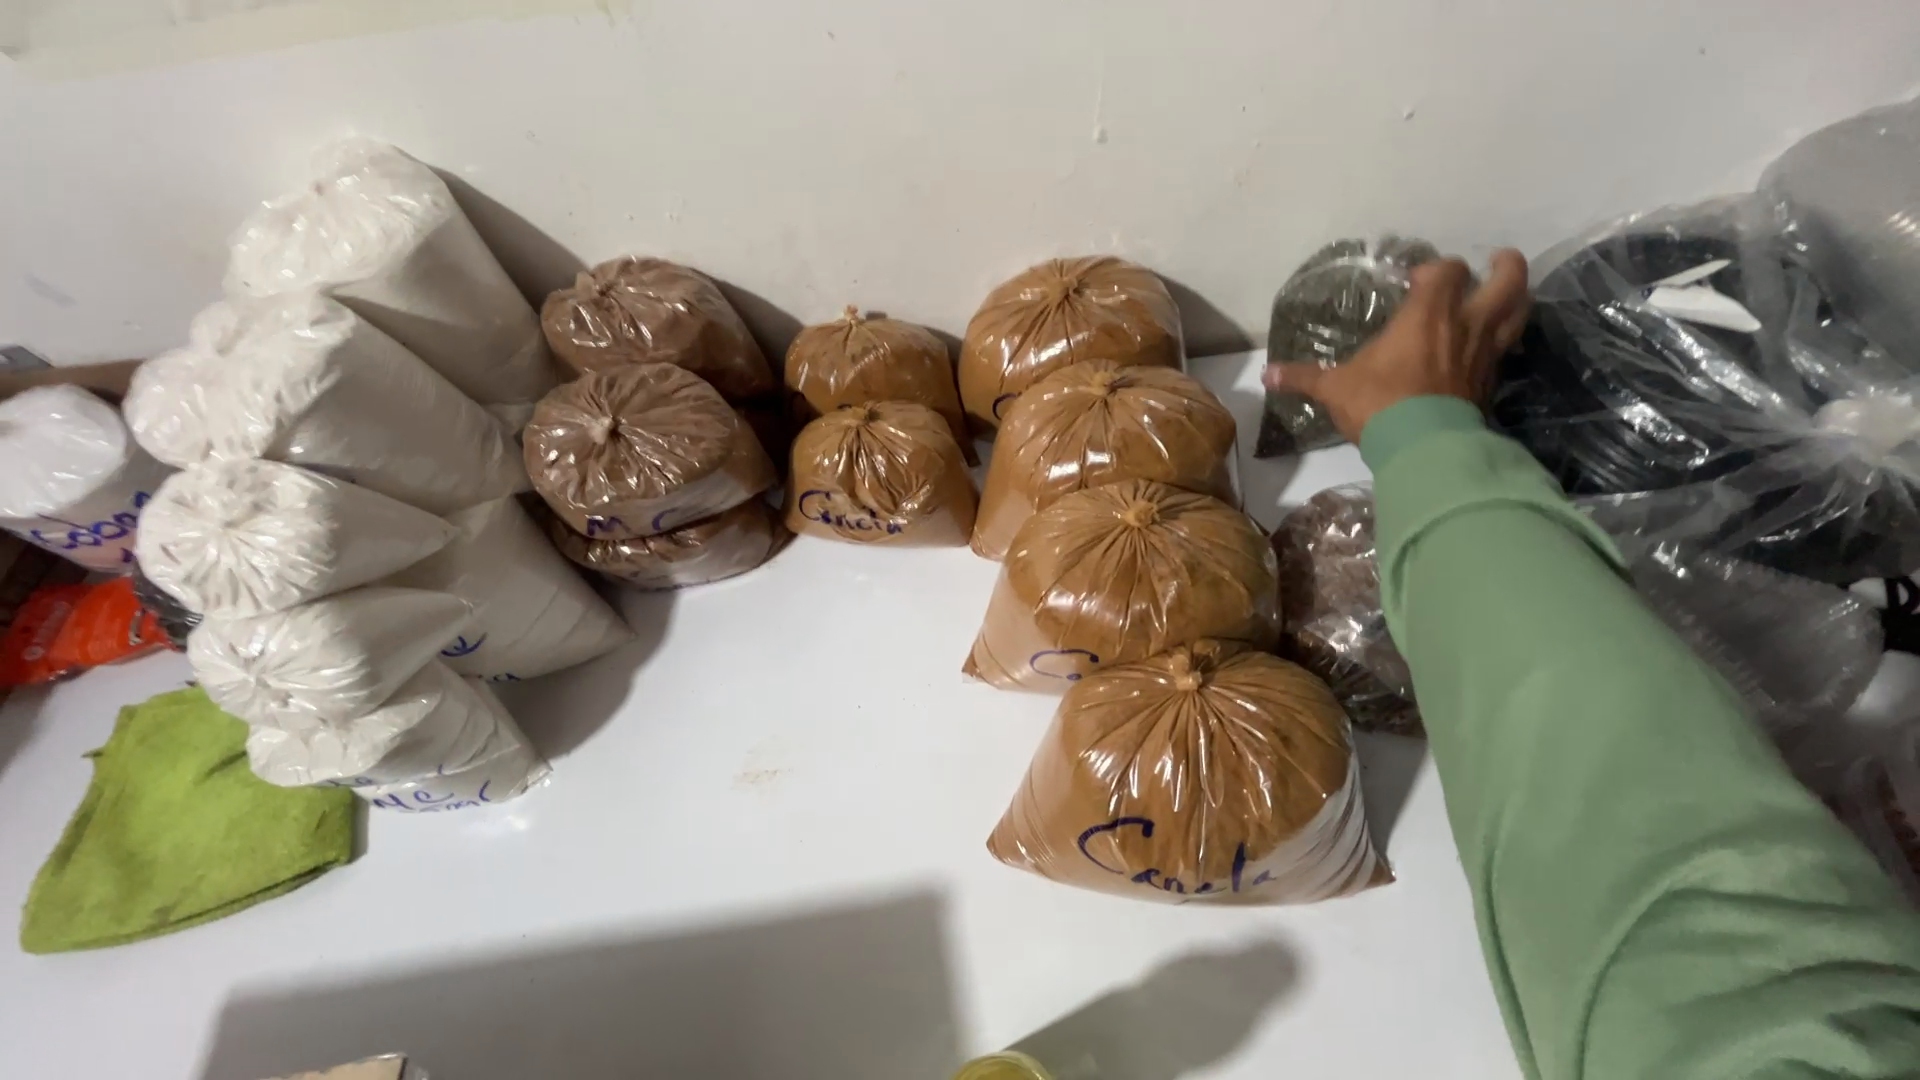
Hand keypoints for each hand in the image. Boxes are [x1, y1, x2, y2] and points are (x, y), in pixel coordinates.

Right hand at [1262, 249, 1530, 444]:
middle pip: (1505, 279)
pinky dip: (1504, 340)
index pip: (1445, 272)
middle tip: (1494, 263)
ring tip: (1507, 293)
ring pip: (1518, 311)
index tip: (1416, 281)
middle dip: (1503, 266)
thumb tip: (1265, 374)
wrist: (1421, 445)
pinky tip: (1490, 345)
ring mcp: (1484, 352)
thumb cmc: (1377, 404)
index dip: (1434, 271)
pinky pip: (1507, 349)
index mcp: (1426, 315)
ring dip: (1517, 296)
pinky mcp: (1491, 381)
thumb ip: (1303, 377)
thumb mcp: (1333, 388)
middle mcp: (1464, 324)